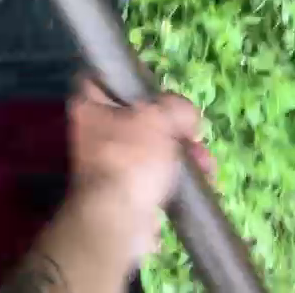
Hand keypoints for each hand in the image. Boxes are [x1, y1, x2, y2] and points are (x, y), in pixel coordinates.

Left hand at [65, 78, 213, 267]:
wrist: (119, 217)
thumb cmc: (129, 157)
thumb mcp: (157, 118)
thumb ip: (176, 107)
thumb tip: (187, 116)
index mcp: (89, 102)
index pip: (105, 75)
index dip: (133, 77)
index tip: (157, 88)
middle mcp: (94, 126)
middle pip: (138, 113)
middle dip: (174, 125)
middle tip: (194, 134)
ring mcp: (110, 157)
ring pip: (152, 143)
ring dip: (183, 151)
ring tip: (205, 163)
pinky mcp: (127, 185)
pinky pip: (156, 170)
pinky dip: (177, 173)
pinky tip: (202, 179)